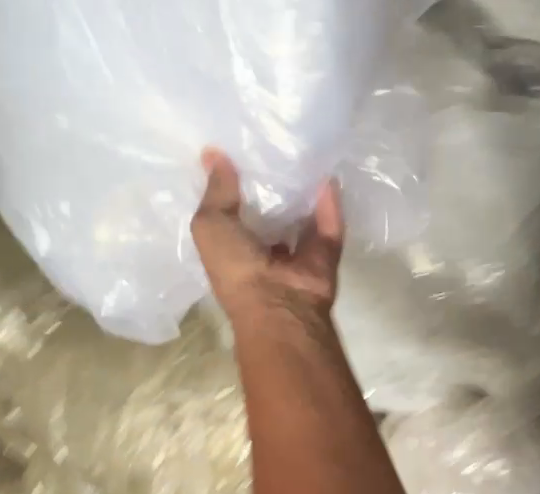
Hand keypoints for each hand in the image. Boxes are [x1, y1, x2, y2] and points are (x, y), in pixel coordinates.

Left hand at [190, 148, 343, 337]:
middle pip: (272, 212)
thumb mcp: (210, 223)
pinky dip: (330, 204)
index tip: (236, 147)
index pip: (235, 211)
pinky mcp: (327, 254)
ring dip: (304, 191)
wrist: (280, 306)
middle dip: (272, 184)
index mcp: (234, 248)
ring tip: (303, 151)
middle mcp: (267, 251)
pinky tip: (327, 174)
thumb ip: (216, 190)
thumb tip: (213, 153)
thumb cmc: (235, 267)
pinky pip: (329, 225)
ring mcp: (300, 254)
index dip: (234, 181)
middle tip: (273, 142)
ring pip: (303, 217)